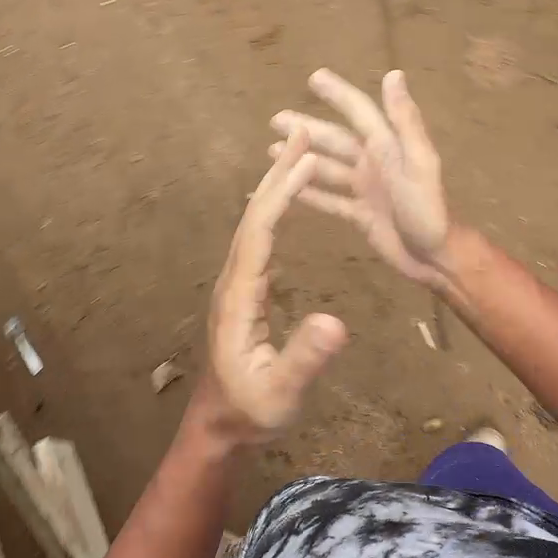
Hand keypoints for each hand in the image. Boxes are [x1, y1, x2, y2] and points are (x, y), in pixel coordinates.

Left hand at [195, 129, 349, 448]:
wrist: (220, 424)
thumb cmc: (252, 410)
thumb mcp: (281, 392)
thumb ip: (304, 358)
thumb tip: (337, 322)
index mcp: (240, 298)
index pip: (259, 234)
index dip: (280, 195)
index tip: (304, 161)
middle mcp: (233, 282)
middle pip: (252, 217)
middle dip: (277, 175)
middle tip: (302, 133)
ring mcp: (236, 286)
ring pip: (253, 224)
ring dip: (274, 186)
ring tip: (299, 155)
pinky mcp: (244, 292)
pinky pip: (259, 239)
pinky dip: (274, 210)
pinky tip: (284, 202)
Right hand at [271, 69, 453, 289]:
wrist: (434, 256)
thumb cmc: (427, 209)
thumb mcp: (418, 162)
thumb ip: (404, 120)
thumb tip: (393, 74)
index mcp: (388, 146)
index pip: (359, 112)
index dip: (338, 94)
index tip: (314, 77)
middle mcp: (374, 162)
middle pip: (335, 139)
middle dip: (307, 128)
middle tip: (276, 119)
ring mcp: (366, 188)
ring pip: (328, 167)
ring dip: (304, 158)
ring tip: (272, 150)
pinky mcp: (361, 213)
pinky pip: (331, 199)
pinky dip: (311, 192)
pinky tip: (290, 188)